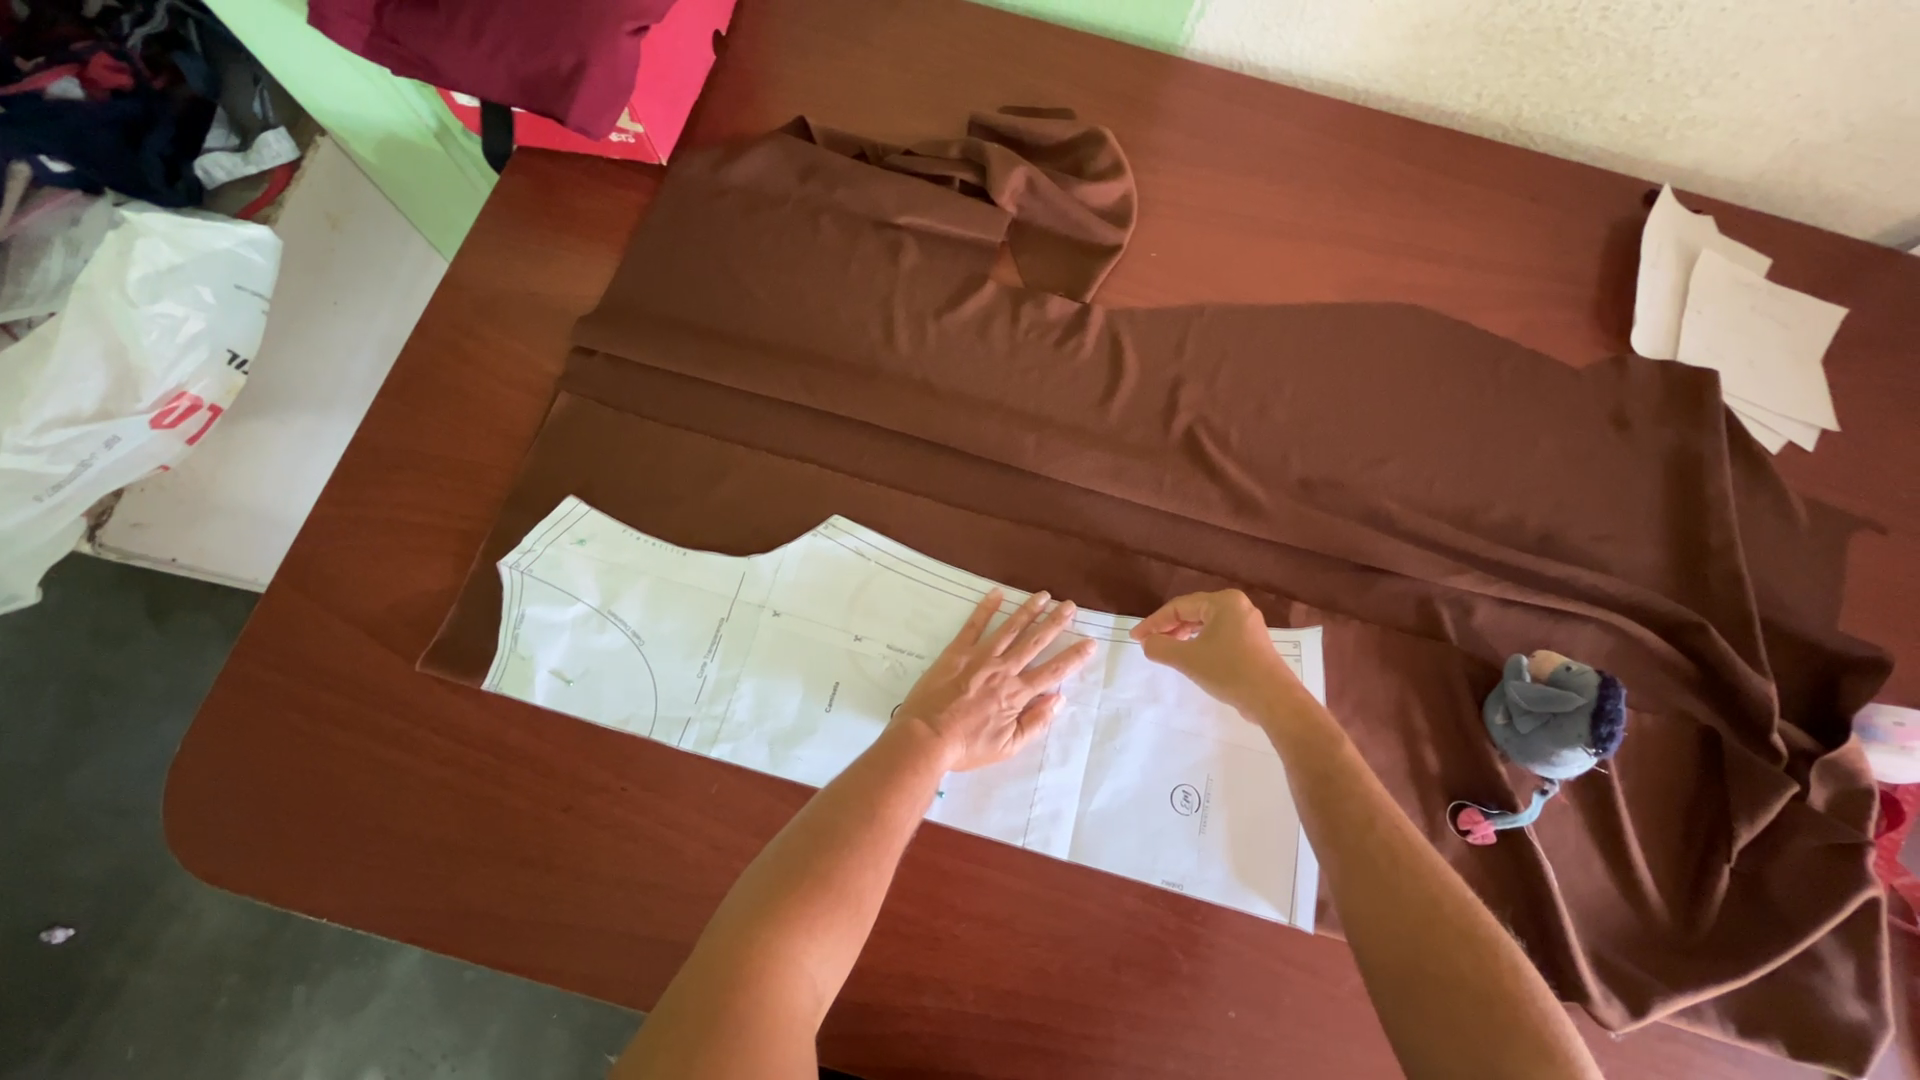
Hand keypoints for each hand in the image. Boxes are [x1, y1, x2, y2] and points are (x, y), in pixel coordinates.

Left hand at [894, 589, 1096, 772]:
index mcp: (1017, 694)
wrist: (926, 737)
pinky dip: (986, 608)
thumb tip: (1058, 699)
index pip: (1053, 671)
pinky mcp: (956, 652)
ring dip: (1028, 610)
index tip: (1090, 642)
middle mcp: (1003, 670)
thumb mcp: (1008, 746)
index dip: (1074, 656)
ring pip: (1009, 628)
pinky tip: (997, 593)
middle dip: (1055, 622)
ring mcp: (979, 657)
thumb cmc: (967, 747)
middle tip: (1070, 605)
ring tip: (1044, 595)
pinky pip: (973, 626)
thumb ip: (1035, 722)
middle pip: (1035, 642)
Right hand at [1129, 590, 1301, 715]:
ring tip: (1166, 650)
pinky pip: (1218, 636)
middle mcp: (1238, 607)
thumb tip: (1147, 643)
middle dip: (1169, 628)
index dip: (1154, 622)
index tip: (1136, 638)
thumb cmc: (1229, 671)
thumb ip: (1160, 647)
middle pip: (1193, 612)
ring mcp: (1248, 625)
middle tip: (1149, 643)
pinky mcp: (1253, 643)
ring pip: (1206, 625)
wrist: (1273, 699)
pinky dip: (1200, 644)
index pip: (1179, 607)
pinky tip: (1191, 657)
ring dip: (1183, 636)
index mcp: (1223, 602)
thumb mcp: (1187, 659)